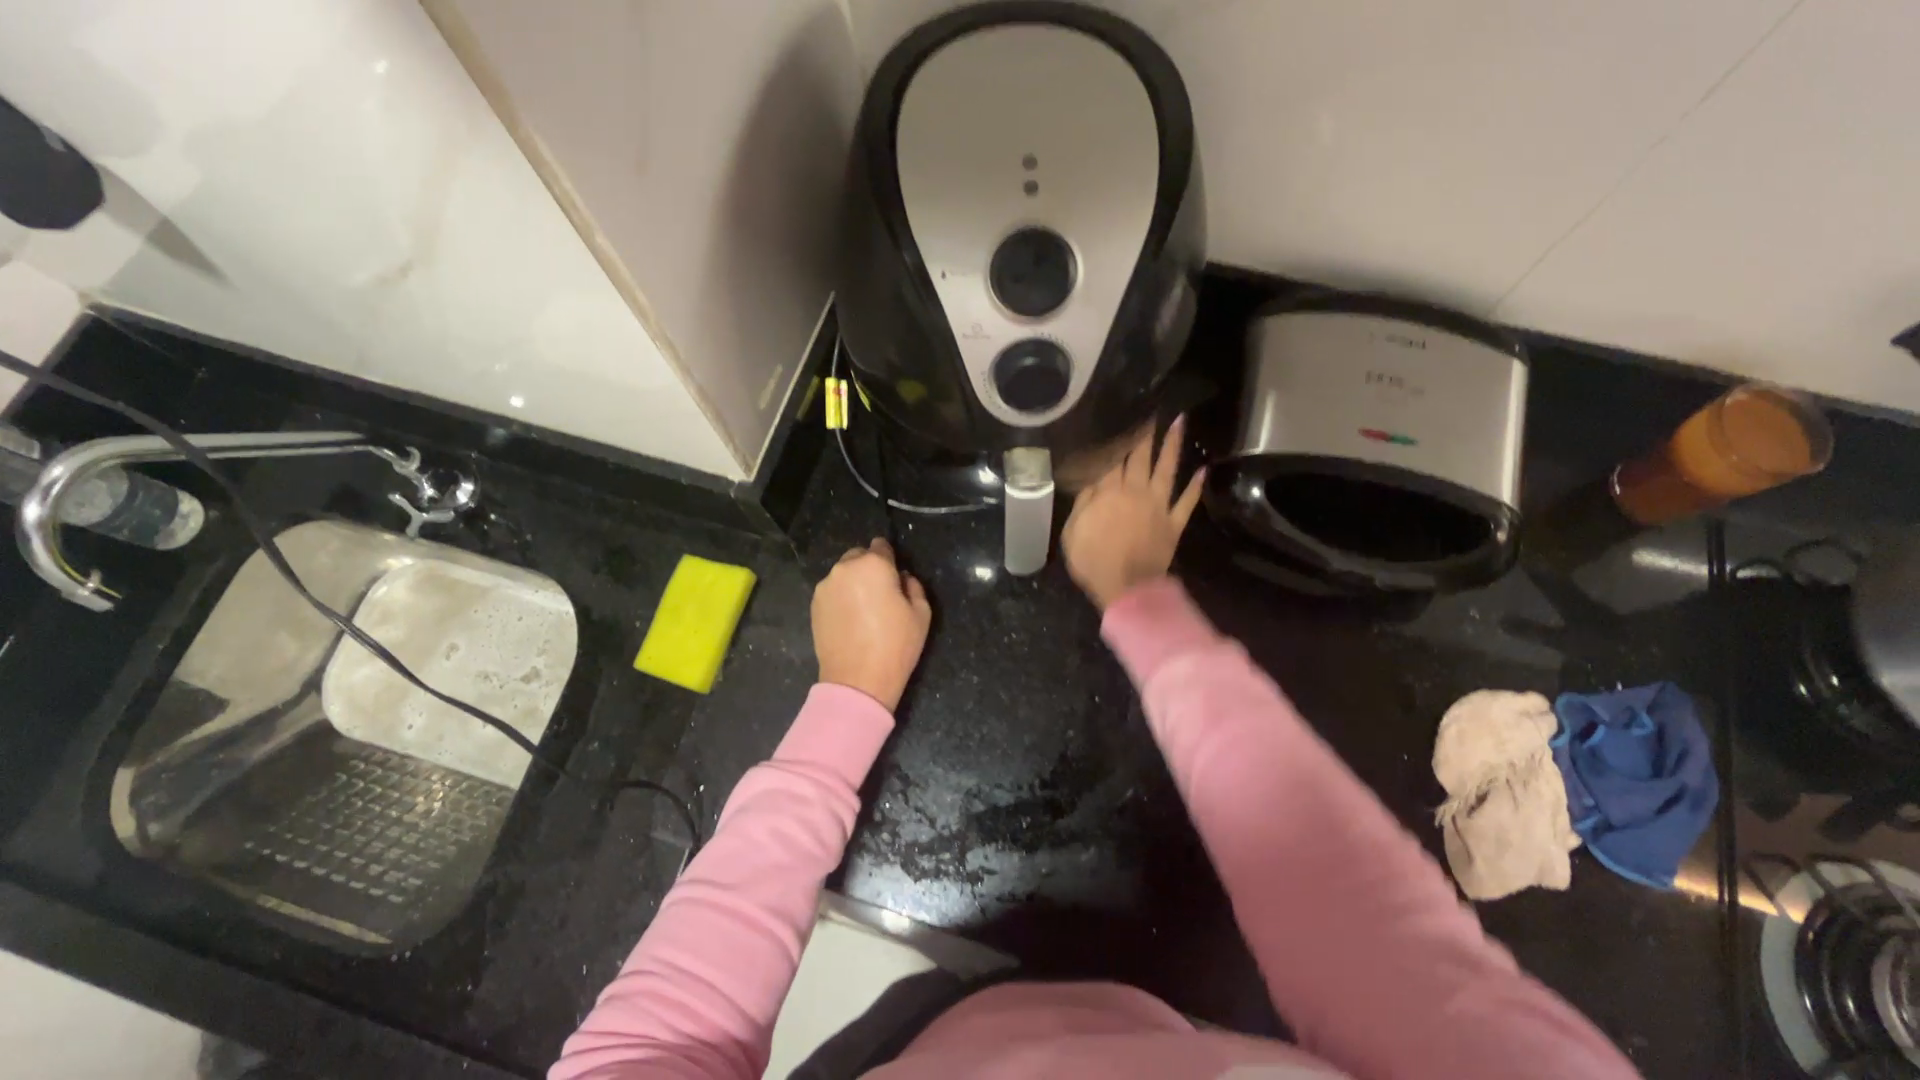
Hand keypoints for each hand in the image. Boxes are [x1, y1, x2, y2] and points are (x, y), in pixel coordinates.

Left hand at [812, 538, 931, 710]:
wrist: (857, 680)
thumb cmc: (895, 645)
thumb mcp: (921, 614)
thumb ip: (914, 587)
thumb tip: (902, 578)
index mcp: (873, 565)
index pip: (881, 546)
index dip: (890, 560)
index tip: (894, 578)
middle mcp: (844, 569)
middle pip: (859, 557)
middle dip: (869, 569)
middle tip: (880, 596)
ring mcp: (825, 587)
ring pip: (843, 575)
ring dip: (853, 583)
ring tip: (864, 612)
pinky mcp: (814, 605)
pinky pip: (832, 592)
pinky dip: (841, 599)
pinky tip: (850, 621)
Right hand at [1062, 416, 1204, 609]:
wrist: (1125, 587)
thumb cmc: (1093, 560)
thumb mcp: (1073, 531)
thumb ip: (1083, 502)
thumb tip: (1092, 479)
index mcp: (1108, 492)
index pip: (1111, 458)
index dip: (1116, 438)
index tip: (1122, 417)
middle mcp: (1135, 492)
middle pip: (1140, 457)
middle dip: (1145, 433)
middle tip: (1151, 410)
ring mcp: (1158, 506)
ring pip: (1166, 470)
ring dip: (1173, 445)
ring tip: (1179, 422)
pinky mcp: (1174, 524)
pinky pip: (1187, 502)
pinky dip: (1195, 486)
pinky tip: (1202, 470)